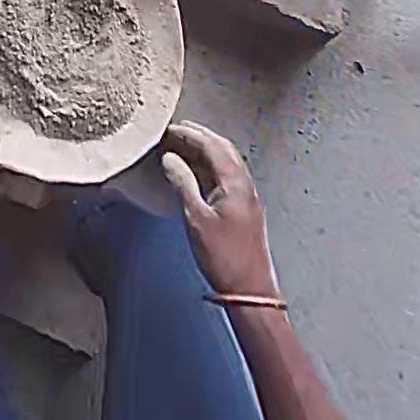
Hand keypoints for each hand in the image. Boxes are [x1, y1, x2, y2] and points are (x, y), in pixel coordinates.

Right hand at [161, 120, 278, 296]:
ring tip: (179, 145)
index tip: (169, 129)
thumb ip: (182, 183)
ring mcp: (244, 195)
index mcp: (235, 183)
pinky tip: (192, 169)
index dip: (189, 134)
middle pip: (221, 148)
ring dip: (203, 149)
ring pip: (224, 161)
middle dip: (198, 136)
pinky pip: (223, 174)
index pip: (212, 146)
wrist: (250, 291)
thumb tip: (170, 158)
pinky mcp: (241, 207)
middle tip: (174, 131)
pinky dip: (206, 164)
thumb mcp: (196, 218)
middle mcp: (243, 184)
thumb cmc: (224, 256)